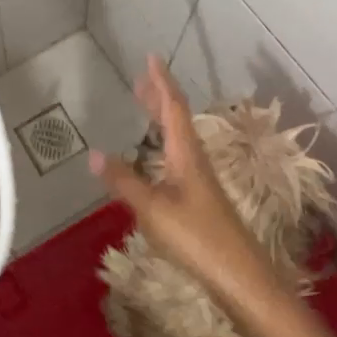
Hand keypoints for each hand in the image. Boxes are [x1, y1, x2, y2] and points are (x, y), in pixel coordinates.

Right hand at [91, 55, 273, 301]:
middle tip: (140, 80)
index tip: (151, 58)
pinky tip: (154, 163)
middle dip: (159, 98)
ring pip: (178, 140)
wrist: (241, 279)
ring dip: (161, 121)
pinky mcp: (200, 202)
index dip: (161, 83)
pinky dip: (162, 147)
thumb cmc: (197, 238)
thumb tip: (95, 154)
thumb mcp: (153, 210)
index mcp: (186, 155)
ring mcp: (200, 183)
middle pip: (178, 120)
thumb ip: (125, 182)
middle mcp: (195, 162)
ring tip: (144, 111)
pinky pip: (177, 159)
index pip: (173, 108)